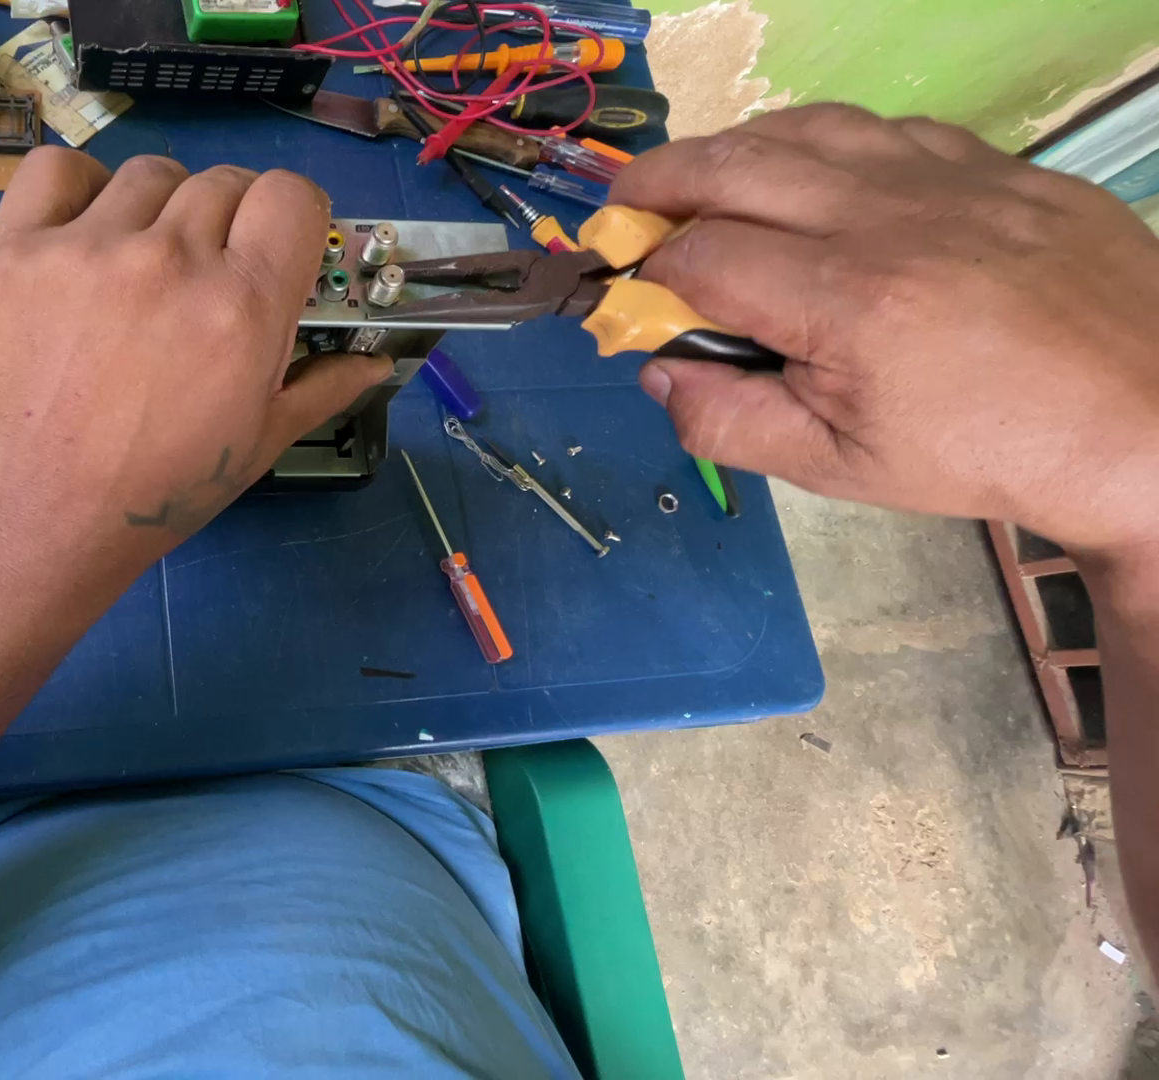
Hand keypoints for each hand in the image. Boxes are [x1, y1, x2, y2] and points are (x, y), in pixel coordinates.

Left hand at [0, 148, 391, 570]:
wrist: (51, 512)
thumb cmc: (163, 487)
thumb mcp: (258, 444)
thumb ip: (322, 389)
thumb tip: (378, 362)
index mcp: (242, 309)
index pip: (293, 197)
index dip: (291, 220)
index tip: (273, 250)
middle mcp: (170, 263)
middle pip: (223, 183)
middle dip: (227, 224)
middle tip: (203, 279)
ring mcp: (87, 251)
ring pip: (149, 176)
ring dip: (160, 211)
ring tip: (141, 269)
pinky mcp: (18, 253)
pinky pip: (58, 173)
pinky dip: (78, 191)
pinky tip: (82, 236)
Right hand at [611, 104, 1158, 557]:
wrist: (1154, 419)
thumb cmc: (976, 451)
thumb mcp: (828, 464)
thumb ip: (720, 421)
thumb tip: (656, 369)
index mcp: (848, 301)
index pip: (702, 256)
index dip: (645, 273)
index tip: (626, 297)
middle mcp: (893, 218)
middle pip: (735, 165)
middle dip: (654, 184)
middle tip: (618, 212)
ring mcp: (952, 179)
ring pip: (802, 128)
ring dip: (723, 152)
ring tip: (688, 187)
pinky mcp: (995, 167)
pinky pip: (875, 128)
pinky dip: (806, 144)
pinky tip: (789, 179)